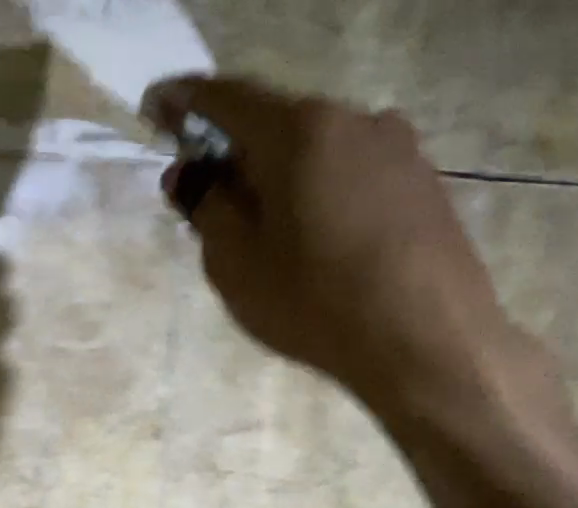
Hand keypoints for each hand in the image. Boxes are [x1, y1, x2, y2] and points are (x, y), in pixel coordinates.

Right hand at [145, 77, 549, 419]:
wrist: (425, 339)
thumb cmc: (312, 301)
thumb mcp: (234, 262)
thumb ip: (206, 206)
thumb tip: (187, 171)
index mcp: (299, 132)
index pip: (226, 98)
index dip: (182, 101)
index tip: (152, 109)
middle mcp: (352, 119)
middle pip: (273, 120)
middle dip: (229, 145)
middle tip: (197, 185)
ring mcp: (394, 145)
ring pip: (311, 146)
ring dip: (272, 169)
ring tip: (249, 220)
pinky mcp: (417, 177)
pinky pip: (344, 166)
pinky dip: (309, 184)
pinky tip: (300, 229)